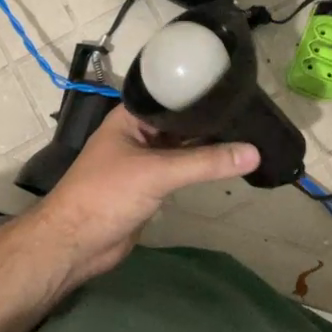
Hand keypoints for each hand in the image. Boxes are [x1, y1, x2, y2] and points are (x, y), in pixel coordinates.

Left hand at [28, 106, 258, 283]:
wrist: (76, 243)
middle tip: (255, 113)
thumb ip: (204, 163)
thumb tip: (255, 152)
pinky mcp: (151, 184)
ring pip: (183, 146)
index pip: (172, 95)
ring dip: (210, 144)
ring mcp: (144, 159)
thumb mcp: (157, 173)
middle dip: (211, 119)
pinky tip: (230, 162)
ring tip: (252, 133)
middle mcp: (138, 132)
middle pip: (180, 121)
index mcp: (130, 117)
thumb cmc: (107, 195)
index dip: (201, 91)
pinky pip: (182, 169)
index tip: (239, 87)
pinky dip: (202, 166)